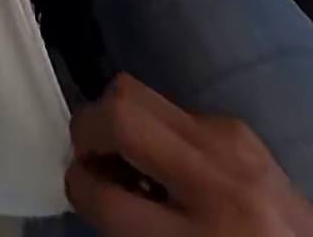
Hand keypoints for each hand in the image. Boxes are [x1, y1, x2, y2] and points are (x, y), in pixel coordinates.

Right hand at [66, 74, 312, 236]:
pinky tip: (162, 158)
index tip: (76, 187)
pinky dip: (151, 126)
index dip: (77, 188)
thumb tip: (91, 183)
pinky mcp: (236, 124)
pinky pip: (170, 108)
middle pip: (122, 114)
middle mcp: (215, 178)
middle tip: (88, 155)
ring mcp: (228, 140)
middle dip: (87, 128)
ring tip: (119, 151)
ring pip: (136, 90)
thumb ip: (134, 230)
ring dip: (113, 117)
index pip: (108, 197)